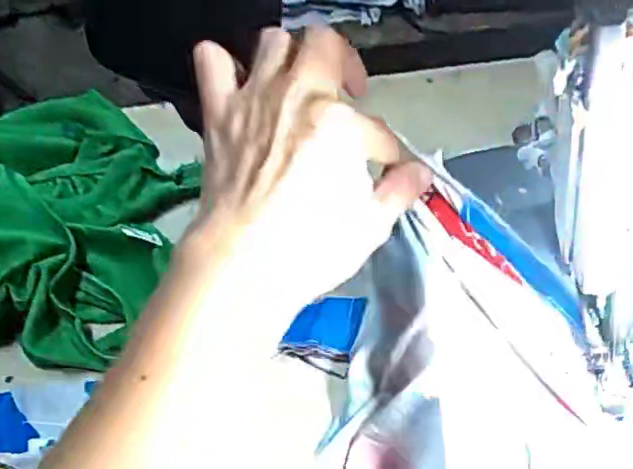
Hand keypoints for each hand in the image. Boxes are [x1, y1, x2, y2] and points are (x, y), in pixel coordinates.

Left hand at [189, 26, 431, 316]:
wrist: (248, 262)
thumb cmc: (309, 250)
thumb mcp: (370, 227)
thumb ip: (398, 192)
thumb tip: (418, 174)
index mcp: (341, 126)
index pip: (378, 132)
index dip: (389, 153)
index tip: (390, 170)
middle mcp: (298, 97)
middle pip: (326, 47)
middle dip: (345, 66)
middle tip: (350, 93)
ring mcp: (255, 100)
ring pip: (275, 42)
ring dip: (292, 59)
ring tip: (301, 88)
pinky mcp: (220, 113)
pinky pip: (214, 59)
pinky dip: (228, 66)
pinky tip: (245, 89)